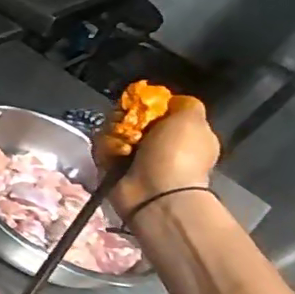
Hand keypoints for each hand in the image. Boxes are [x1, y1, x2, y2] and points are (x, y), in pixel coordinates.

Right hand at [109, 96, 218, 219]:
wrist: (156, 193)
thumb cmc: (178, 154)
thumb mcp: (192, 119)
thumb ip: (184, 104)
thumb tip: (170, 100)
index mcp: (182, 134)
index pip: (159, 109)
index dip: (150, 102)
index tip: (144, 102)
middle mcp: (158, 145)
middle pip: (132, 116)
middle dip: (127, 116)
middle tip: (128, 121)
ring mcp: (134, 156)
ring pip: (114, 129)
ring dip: (115, 132)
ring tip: (123, 142)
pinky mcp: (112, 166)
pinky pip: (102, 147)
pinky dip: (107, 148)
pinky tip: (115, 155)